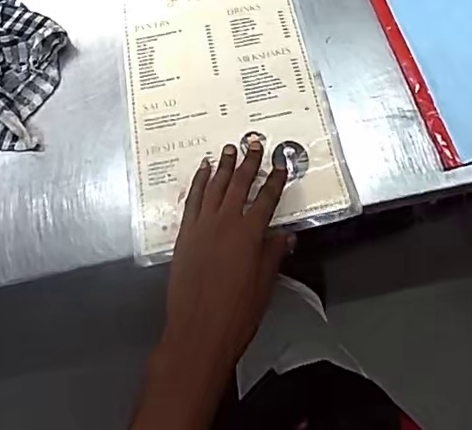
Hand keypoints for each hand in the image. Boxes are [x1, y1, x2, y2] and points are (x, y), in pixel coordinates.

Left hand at [158, 140, 290, 380]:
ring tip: (230, 149)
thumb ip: (273, 254)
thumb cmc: (236, 313)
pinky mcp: (185, 230)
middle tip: (254, 144)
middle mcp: (225, 222)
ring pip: (215, 185)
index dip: (275, 180)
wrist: (198, 328)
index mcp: (249, 235)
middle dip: (249, 163)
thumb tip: (286, 235)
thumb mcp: (264, 285)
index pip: (266, 200)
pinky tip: (203, 170)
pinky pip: (193, 198)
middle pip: (240, 185)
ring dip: (224, 166)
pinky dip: (199, 181)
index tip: (280, 164)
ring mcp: (202, 224)